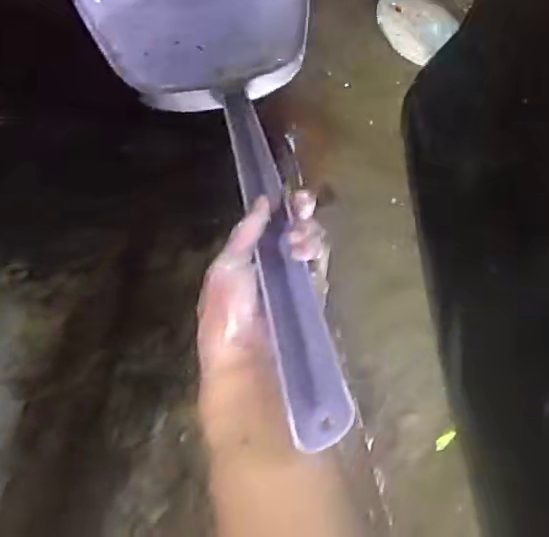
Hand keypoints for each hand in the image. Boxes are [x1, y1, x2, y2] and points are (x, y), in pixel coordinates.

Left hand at [197, 191, 326, 380]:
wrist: (246, 353)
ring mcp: (296, 271)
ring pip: (313, 236)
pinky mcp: (315, 283)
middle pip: (297, 224)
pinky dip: (317, 249)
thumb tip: (264, 201)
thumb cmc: (227, 310)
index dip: (282, 206)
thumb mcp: (226, 267)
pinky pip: (322, 256)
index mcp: (249, 254)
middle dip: (302, 211)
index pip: (271, 221)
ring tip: (299, 242)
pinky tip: (306, 254)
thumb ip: (245, 233)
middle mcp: (274, 259)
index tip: (289, 195)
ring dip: (308, 231)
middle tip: (305, 205)